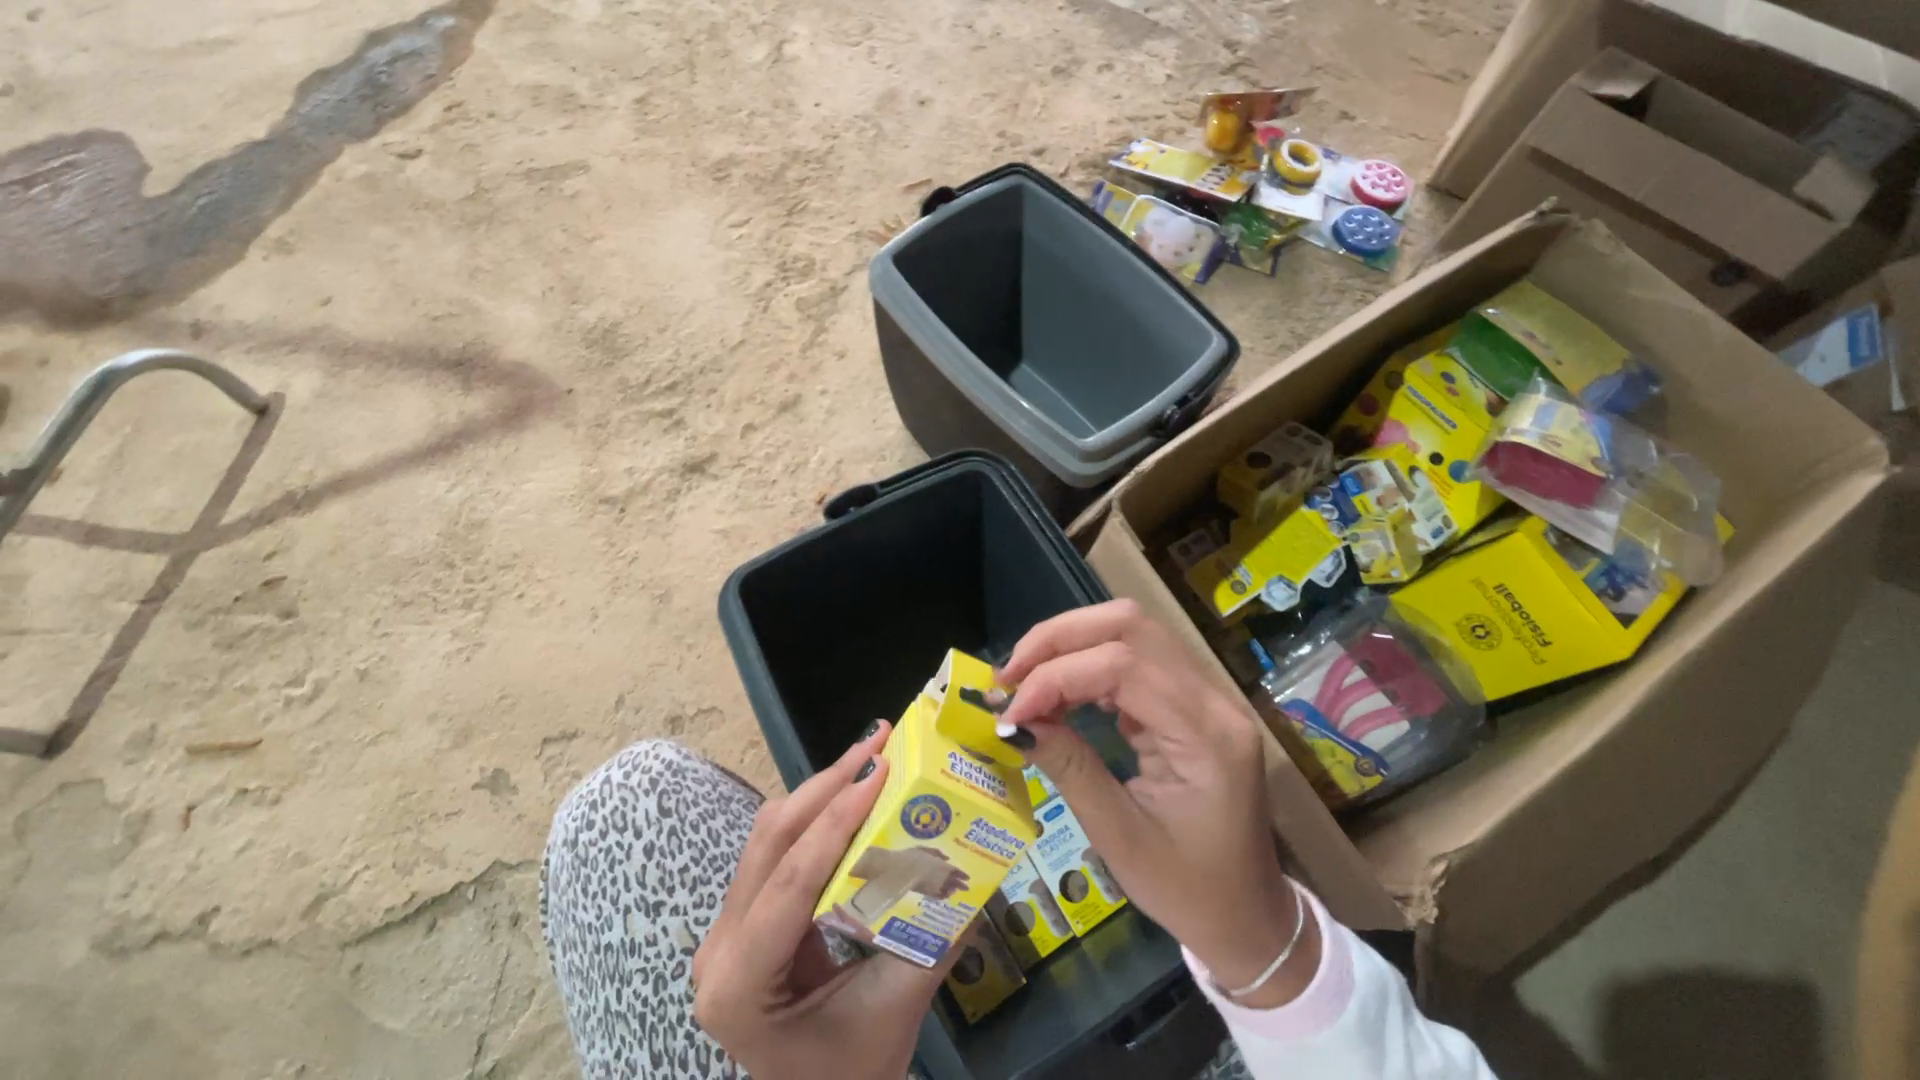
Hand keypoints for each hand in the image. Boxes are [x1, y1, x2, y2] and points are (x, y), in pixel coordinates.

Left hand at [692, 721, 959, 1076]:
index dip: (835, 821)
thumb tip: (971, 863)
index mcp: (738, 982)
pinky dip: (820, 820)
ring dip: (823, 794)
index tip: (880, 770)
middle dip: (827, 786)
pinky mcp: (747, 919)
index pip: (788, 882)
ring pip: (771, 839)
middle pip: (771, 844)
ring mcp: (728, 931)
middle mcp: (719, 947)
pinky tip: (854, 794)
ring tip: (872, 755)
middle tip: (880, 742)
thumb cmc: (852, 1073)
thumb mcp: (893, 1009)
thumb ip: (928, 935)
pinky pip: (781, 854)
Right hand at [997, 600, 1320, 1007]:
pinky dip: (1088, 664)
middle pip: (1131, 625)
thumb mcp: (1120, 837)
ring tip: (1023, 680)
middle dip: (1059, 639)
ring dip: (1070, 645)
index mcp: (1208, 737)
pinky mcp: (1191, 704)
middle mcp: (1214, 701)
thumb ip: (1069, 768)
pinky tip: (1056, 692)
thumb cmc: (1187, 889)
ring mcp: (1207, 697)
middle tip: (1008, 675)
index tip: (1009, 713)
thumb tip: (1014, 722)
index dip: (1055, 677)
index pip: (1122, 667)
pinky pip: (1136, 659)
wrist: (1248, 917)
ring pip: (1133, 631)